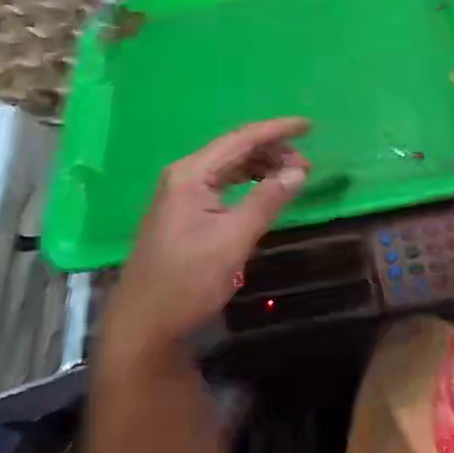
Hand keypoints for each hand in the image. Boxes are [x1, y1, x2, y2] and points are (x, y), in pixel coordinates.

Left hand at [100, 118, 311, 362]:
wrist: (144, 326)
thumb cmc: (187, 281)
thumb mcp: (233, 239)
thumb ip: (267, 200)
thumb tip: (298, 170)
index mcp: (191, 174)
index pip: (240, 139)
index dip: (276, 130)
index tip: (309, 126)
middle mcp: (184, 176)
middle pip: (234, 150)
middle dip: (272, 151)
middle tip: (306, 167)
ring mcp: (181, 196)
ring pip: (229, 168)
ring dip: (262, 167)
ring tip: (292, 178)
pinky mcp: (184, 215)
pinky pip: (223, 185)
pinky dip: (248, 184)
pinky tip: (265, 193)